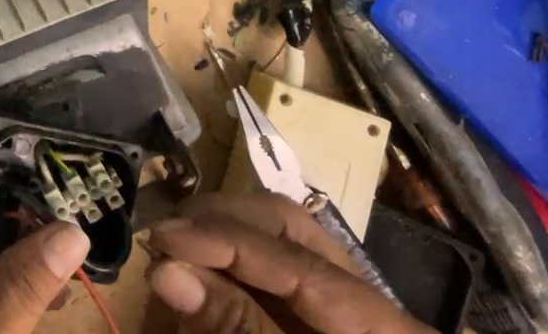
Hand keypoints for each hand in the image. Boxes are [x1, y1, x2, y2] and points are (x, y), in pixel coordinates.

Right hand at [146, 193, 430, 333]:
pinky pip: (275, 268)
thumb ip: (237, 330)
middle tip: (166, 241)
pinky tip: (202, 280)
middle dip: (222, 224)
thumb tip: (166, 269)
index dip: (225, 241)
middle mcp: (375, 306)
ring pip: (280, 237)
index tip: (161, 238)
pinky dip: (233, 266)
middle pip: (288, 226)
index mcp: (386, 331)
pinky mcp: (327, 321)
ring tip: (177, 255)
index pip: (294, 260)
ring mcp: (354, 311)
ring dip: (222, 236)